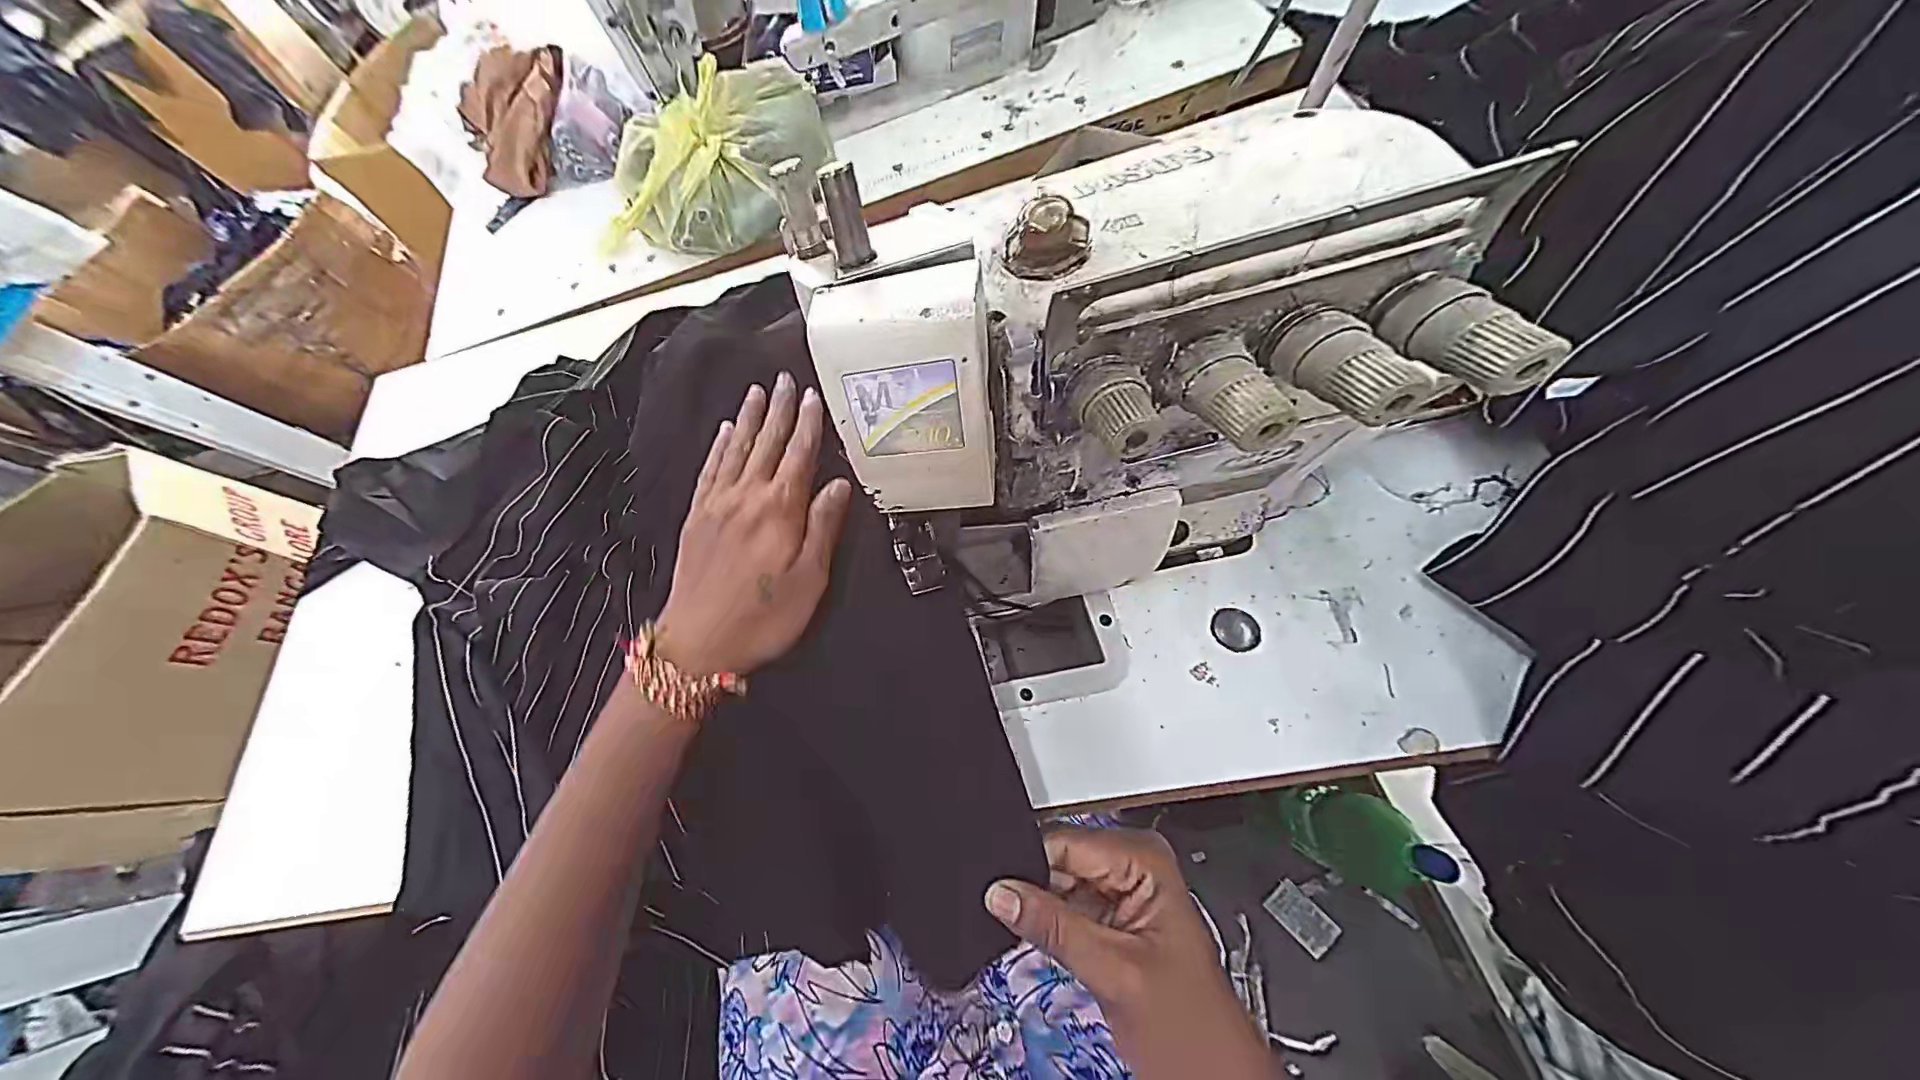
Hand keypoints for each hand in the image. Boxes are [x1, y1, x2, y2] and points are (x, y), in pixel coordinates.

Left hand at [655, 373, 853, 675]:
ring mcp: (718, 505)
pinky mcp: (697, 517)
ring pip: (737, 448)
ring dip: (750, 418)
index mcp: (779, 512)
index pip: (798, 456)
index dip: (808, 425)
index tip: (813, 399)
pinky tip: (727, 431)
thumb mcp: (809, 580)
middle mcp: (746, 498)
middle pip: (767, 443)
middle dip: (780, 410)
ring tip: (758, 392)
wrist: (697, 643)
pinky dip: (720, 446)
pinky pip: (710, 468)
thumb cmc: (761, 618)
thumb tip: (837, 486)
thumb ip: (823, 528)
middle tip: (786, 380)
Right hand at [985, 828, 1272, 1079]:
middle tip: (1010, 916)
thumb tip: (1001, 893)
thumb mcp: (1113, 971)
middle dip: (1031, 886)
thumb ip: (1052, 927)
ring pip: (1053, 881)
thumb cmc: (1190, 1027)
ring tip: (1031, 933)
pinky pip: (1061, 903)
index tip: (997, 889)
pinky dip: (1046, 922)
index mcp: (1144, 858)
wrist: (1211, 1075)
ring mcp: (1118, 888)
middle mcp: (1132, 863)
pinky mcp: (1106, 914)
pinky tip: (1042, 939)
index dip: (1027, 865)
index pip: (1065, 841)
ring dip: (1038, 907)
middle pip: (1057, 857)